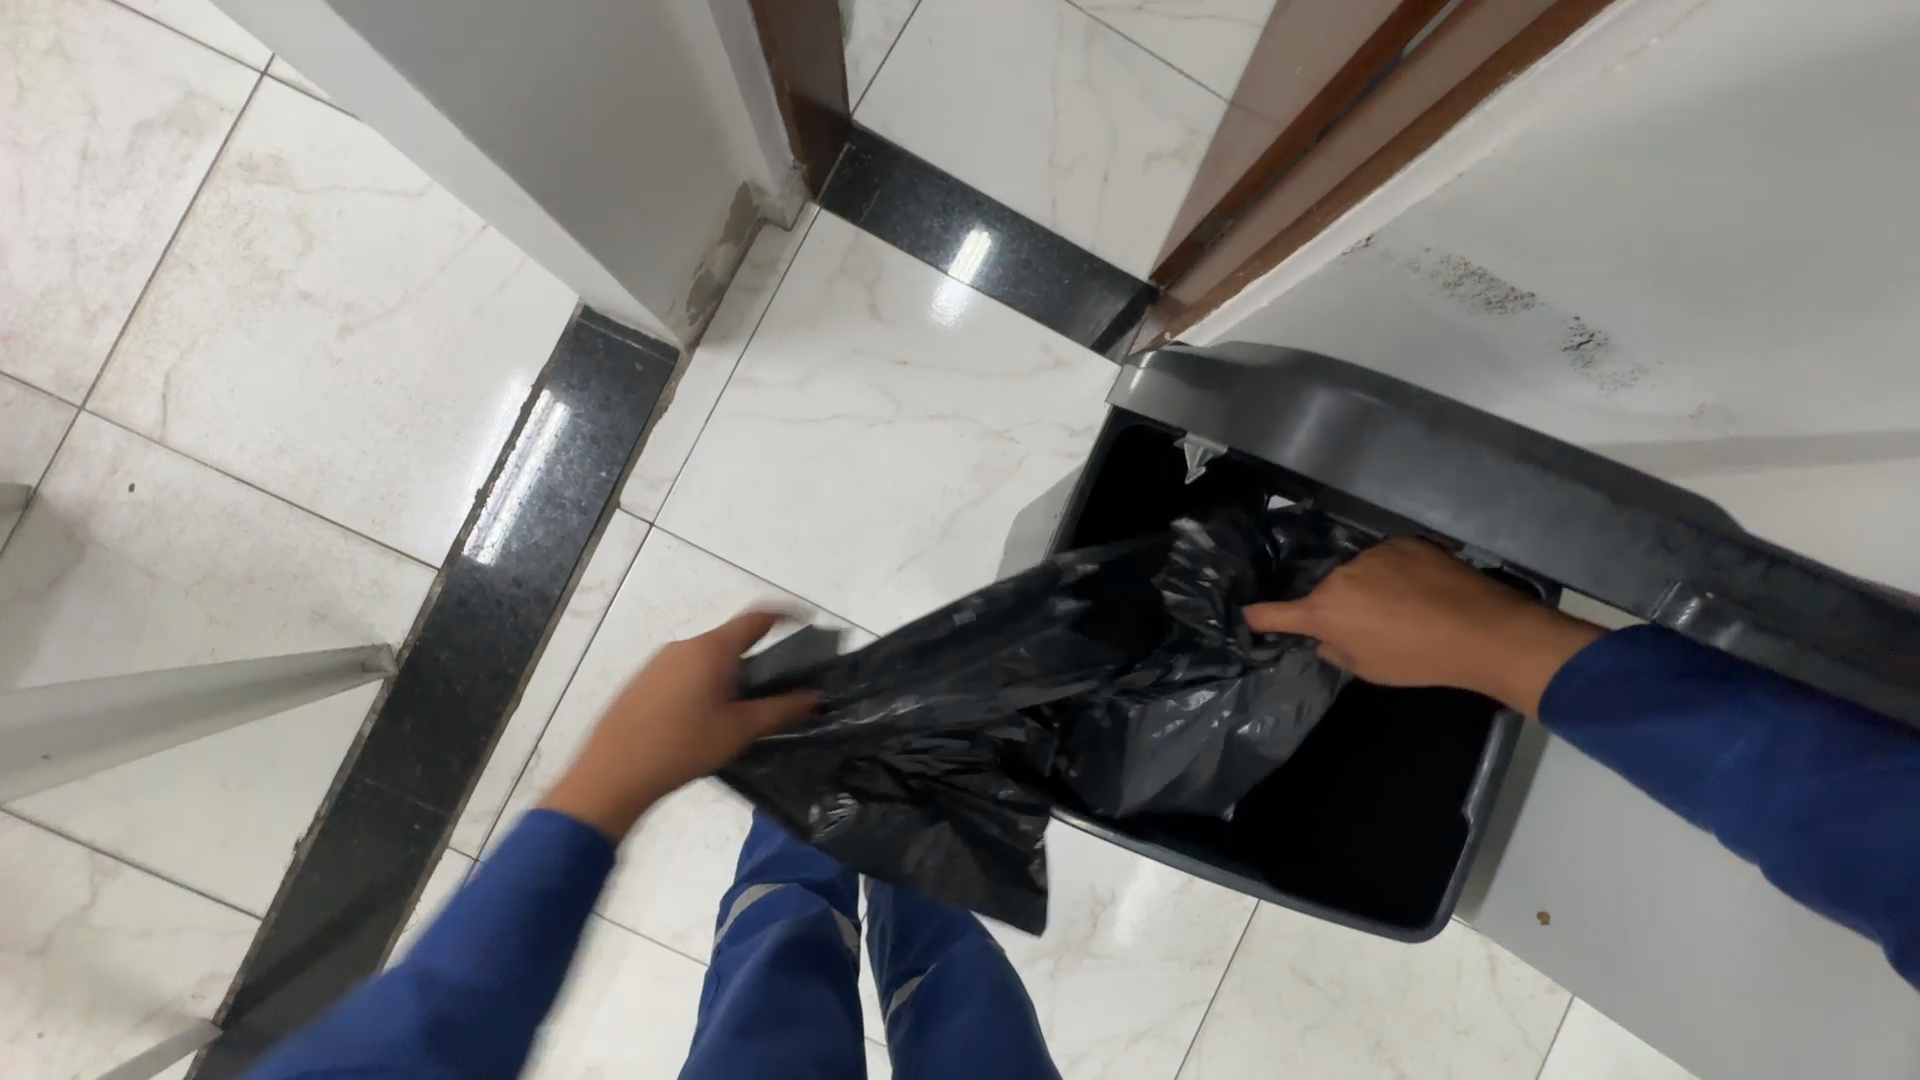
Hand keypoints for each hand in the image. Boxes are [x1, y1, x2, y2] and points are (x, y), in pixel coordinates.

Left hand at [539, 610, 819, 839]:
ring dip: (728, 675)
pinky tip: (702, 721)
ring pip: (706, 658)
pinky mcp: (641, 682)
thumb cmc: (682, 748)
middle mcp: (684, 646)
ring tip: (740, 712)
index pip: (757, 617)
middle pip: (730, 639)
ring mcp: (658, 663)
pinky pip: (684, 672)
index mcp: (711, 649)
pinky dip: (704, 684)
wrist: (609, 777)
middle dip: (756, 658)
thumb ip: (782, 710)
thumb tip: (815, 698)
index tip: (806, 622)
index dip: (785, 615)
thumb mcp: (739, 731)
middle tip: (776, 689)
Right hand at [1244, 538, 1603, 715]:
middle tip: (1371, 626)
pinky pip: (1386, 559)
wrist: (1486, 631)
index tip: (1246, 615)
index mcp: (1325, 611)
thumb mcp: (1369, 670)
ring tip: (1405, 606)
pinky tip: (1422, 588)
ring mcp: (1372, 554)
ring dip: (1368, 587)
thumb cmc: (1420, 659)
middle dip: (1337, 606)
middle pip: (1325, 592)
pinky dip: (1395, 572)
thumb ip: (1335, 650)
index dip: (1258, 617)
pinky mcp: (1403, 542)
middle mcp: (1339, 576)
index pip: (1274, 613)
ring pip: (1357, 574)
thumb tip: (1326, 638)